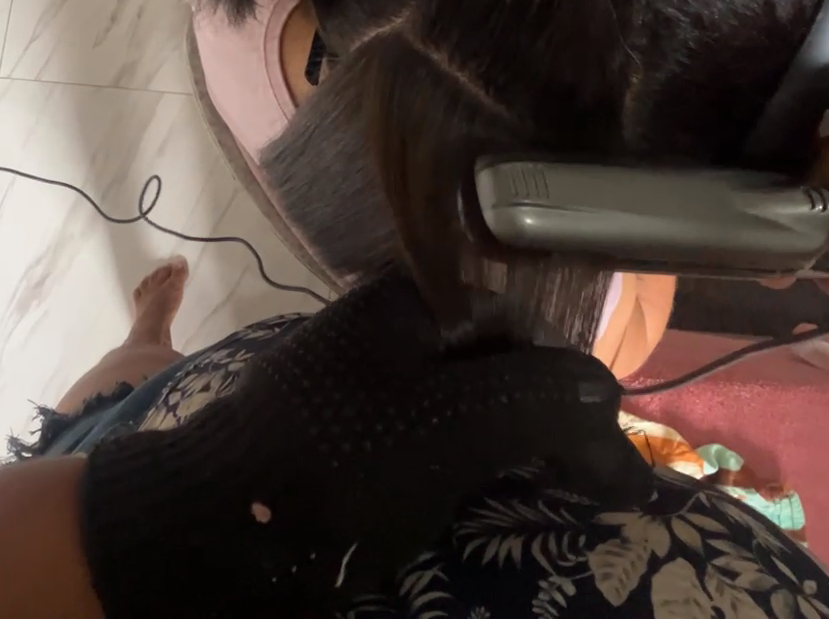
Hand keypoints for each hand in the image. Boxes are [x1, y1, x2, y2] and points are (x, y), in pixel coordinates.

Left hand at [78, 275, 650, 616]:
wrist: (220, 528)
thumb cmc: (341, 456)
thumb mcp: (455, 422)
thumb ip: (539, 398)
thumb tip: (608, 398)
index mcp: (402, 300)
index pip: (511, 319)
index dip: (563, 373)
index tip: (602, 437)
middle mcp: (380, 327)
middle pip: (485, 360)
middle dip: (539, 412)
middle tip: (590, 474)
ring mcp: (359, 380)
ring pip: (458, 402)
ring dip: (506, 442)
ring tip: (555, 489)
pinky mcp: (346, 431)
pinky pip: (425, 435)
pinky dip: (466, 462)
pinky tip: (490, 492)